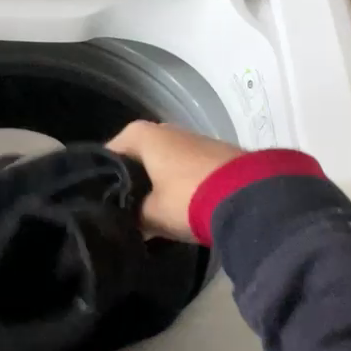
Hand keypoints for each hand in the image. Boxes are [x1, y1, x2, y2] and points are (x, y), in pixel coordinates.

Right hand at [107, 121, 243, 242]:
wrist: (251, 197)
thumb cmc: (188, 199)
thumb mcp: (152, 215)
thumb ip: (133, 216)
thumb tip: (124, 222)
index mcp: (141, 135)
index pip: (107, 155)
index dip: (101, 180)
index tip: (100, 204)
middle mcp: (165, 129)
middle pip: (137, 158)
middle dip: (132, 182)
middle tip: (124, 211)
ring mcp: (193, 138)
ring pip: (164, 163)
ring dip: (158, 184)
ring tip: (153, 214)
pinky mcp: (216, 153)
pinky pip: (186, 169)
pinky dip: (180, 184)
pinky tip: (181, 208)